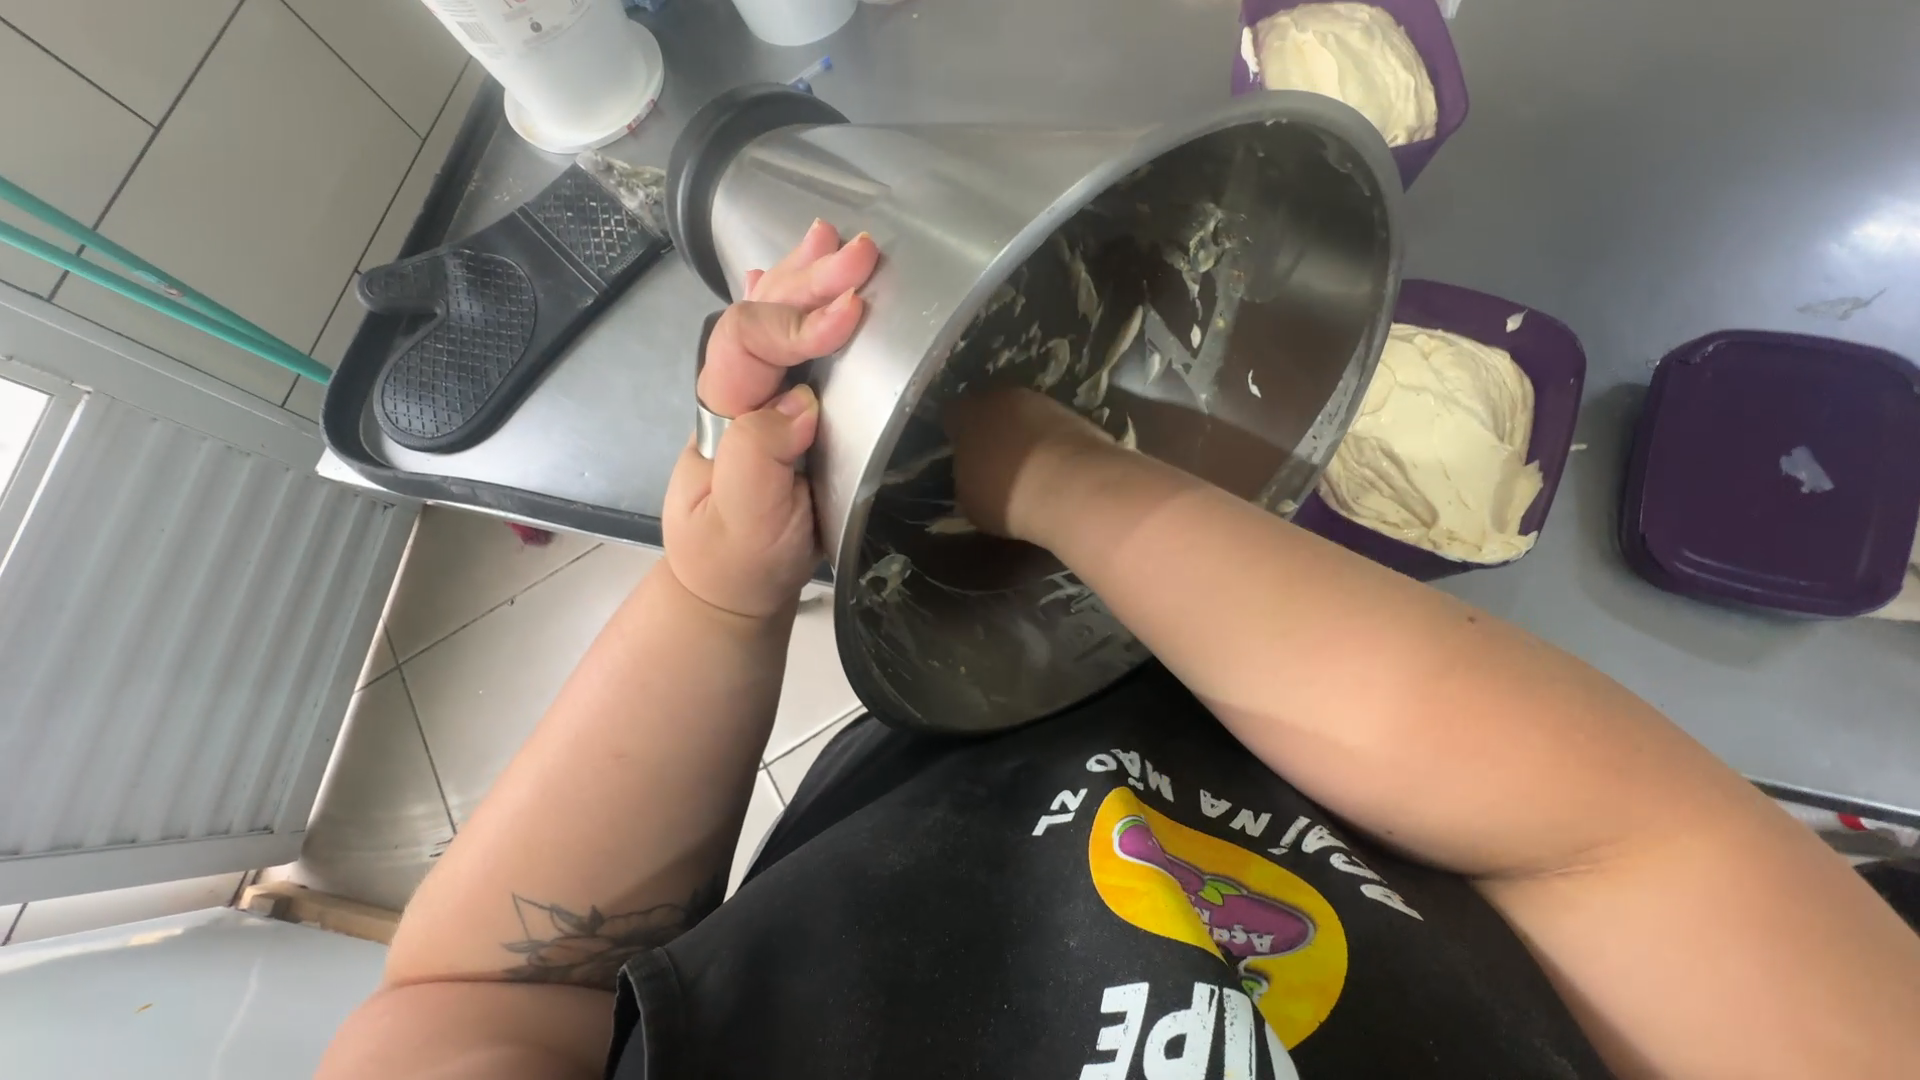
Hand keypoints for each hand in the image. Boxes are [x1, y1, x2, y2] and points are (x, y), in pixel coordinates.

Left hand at [663, 221, 879, 617]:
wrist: (731, 583)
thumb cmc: (737, 559)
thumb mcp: (744, 523)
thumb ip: (759, 459)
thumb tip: (800, 401)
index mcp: (724, 416)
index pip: (748, 344)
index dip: (798, 321)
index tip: (854, 311)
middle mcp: (736, 393)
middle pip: (760, 315)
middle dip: (810, 279)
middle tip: (863, 252)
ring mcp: (755, 397)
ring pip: (769, 318)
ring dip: (801, 274)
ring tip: (831, 236)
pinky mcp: (777, 409)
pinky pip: (777, 343)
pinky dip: (787, 303)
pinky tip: (786, 273)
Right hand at [943, 389, 1117, 543]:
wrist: (1074, 489)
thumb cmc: (1007, 496)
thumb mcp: (970, 499)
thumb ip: (966, 477)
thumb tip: (973, 474)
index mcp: (968, 414)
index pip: (951, 413)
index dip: (954, 432)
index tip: (957, 451)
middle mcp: (1003, 398)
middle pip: (990, 408)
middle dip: (990, 428)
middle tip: (992, 458)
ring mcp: (1043, 403)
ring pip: (1025, 415)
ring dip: (1024, 434)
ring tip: (1028, 467)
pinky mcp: (1075, 415)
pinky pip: (1052, 429)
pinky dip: (1051, 443)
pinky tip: (1054, 469)